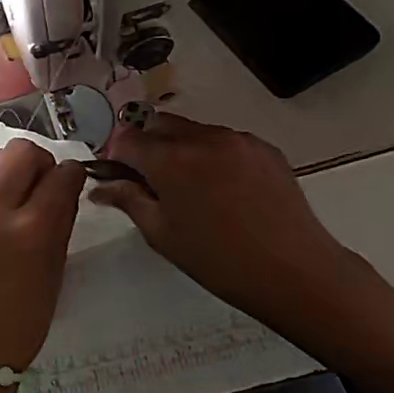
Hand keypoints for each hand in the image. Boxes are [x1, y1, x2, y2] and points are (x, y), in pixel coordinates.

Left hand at [0, 139, 86, 377]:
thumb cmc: (26, 319)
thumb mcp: (56, 269)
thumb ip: (63, 221)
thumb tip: (68, 188)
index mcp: (30, 229)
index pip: (61, 174)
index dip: (75, 174)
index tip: (78, 183)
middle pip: (23, 152)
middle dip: (44, 162)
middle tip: (51, 187)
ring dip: (18, 169)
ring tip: (27, 198)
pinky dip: (0, 187)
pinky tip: (7, 214)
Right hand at [92, 113, 364, 322]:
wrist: (291, 268)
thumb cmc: (216, 260)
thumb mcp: (162, 234)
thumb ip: (130, 201)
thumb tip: (102, 186)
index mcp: (170, 159)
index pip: (127, 139)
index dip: (115, 156)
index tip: (117, 177)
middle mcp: (202, 138)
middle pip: (159, 124)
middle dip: (146, 145)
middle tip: (150, 182)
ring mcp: (238, 139)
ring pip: (194, 131)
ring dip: (180, 149)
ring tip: (190, 189)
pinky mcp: (265, 148)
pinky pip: (226, 141)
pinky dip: (212, 155)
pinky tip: (223, 190)